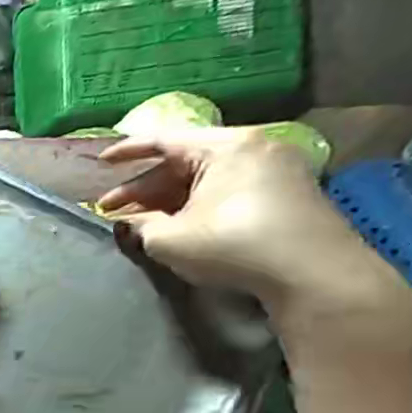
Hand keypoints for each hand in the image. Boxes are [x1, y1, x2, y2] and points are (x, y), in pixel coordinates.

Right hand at [97, 128, 388, 315]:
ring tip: (136, 220)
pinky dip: (193, 202)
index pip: (165, 139)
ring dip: (165, 198)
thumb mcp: (168, 238)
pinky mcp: (283, 191)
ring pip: (203, 177)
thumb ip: (138, 225)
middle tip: (109, 209)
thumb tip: (125, 221)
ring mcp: (273, 168)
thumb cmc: (233, 245)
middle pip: (183, 161)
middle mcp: (253, 147)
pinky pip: (224, 187)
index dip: (127, 150)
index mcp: (226, 146)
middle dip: (142, 186)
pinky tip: (174, 223)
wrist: (312, 272)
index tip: (99, 161)